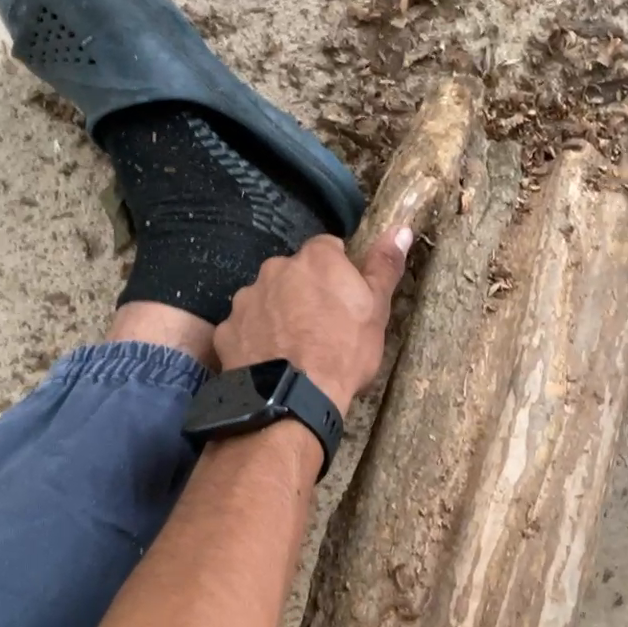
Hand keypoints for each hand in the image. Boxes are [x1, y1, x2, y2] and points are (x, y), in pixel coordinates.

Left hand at [212, 228, 411, 410]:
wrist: (294, 397)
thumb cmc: (345, 349)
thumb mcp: (377, 308)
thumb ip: (385, 265)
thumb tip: (401, 229)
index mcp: (316, 259)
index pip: (328, 248)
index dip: (339, 271)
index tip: (346, 297)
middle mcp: (275, 269)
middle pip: (294, 272)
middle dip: (305, 289)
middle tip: (322, 324)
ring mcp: (246, 298)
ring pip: (267, 297)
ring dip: (278, 312)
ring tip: (294, 346)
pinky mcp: (226, 329)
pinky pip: (245, 326)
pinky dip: (256, 337)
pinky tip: (270, 360)